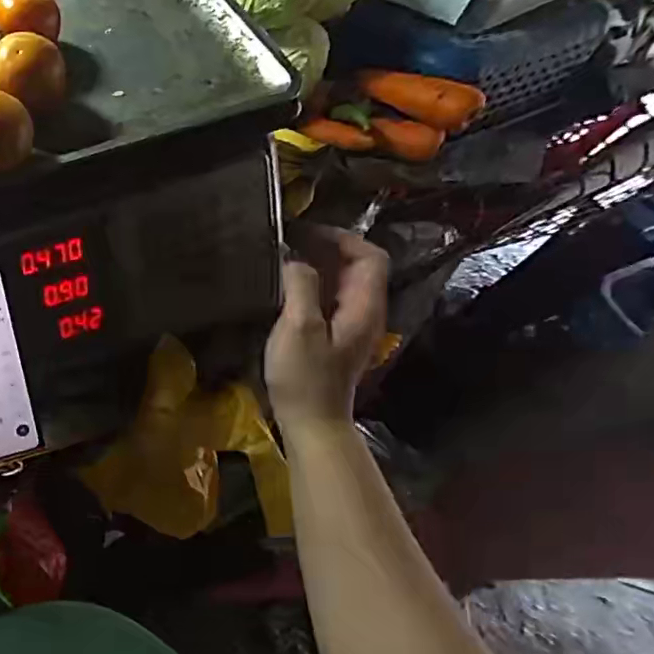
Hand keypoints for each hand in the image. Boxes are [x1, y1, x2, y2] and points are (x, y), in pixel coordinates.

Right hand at [265, 225, 389, 430]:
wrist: (312, 421)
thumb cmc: (305, 376)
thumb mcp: (298, 328)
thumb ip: (301, 287)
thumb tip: (295, 259)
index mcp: (364, 306)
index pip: (369, 257)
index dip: (342, 238)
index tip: (305, 232)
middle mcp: (365, 313)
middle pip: (358, 268)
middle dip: (327, 248)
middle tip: (289, 242)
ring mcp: (351, 328)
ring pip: (342, 284)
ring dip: (318, 267)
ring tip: (284, 259)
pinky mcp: (335, 339)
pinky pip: (329, 301)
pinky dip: (311, 286)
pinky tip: (286, 289)